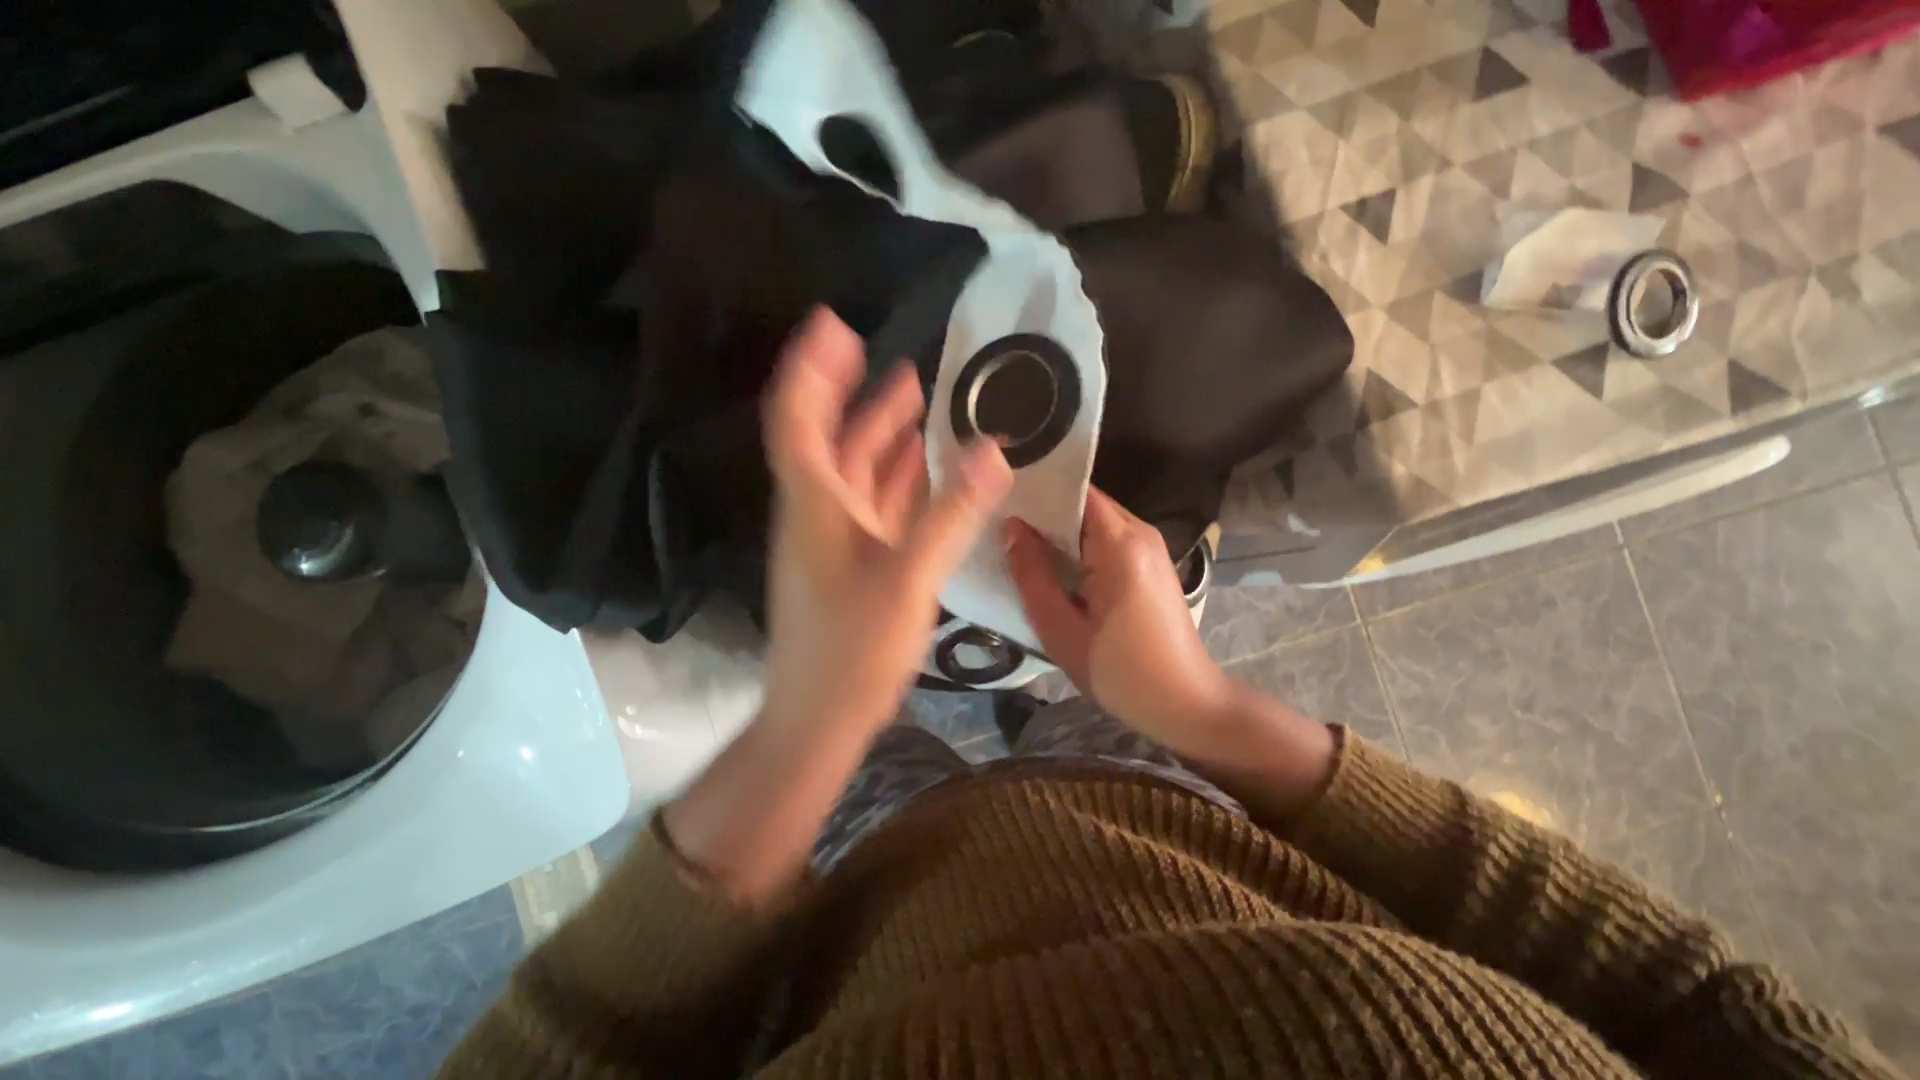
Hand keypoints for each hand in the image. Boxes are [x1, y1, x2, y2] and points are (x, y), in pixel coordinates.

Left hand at [760, 308, 1011, 736]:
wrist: (819, 719)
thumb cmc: (852, 650)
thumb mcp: (906, 579)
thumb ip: (951, 514)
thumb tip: (995, 451)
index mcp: (814, 505)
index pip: (799, 421)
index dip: (811, 370)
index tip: (832, 324)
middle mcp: (818, 513)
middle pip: (829, 438)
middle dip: (850, 391)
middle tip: (878, 348)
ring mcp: (835, 540)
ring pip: (855, 471)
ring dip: (878, 431)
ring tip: (912, 389)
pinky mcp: (853, 565)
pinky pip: (873, 506)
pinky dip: (895, 479)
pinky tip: (923, 462)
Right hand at [1006, 488, 1233, 753]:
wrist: (1184, 704)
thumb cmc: (1120, 672)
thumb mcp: (1061, 629)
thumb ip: (1032, 575)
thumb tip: (1011, 527)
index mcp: (1120, 544)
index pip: (1075, 490)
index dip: (1038, 491)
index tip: (1000, 500)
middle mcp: (1141, 533)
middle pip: (1086, 503)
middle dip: (1046, 512)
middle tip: (1001, 524)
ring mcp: (1151, 549)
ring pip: (1097, 522)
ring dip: (1063, 533)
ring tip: (1020, 545)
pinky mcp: (1153, 566)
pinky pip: (1110, 541)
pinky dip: (1082, 548)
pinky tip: (1055, 569)